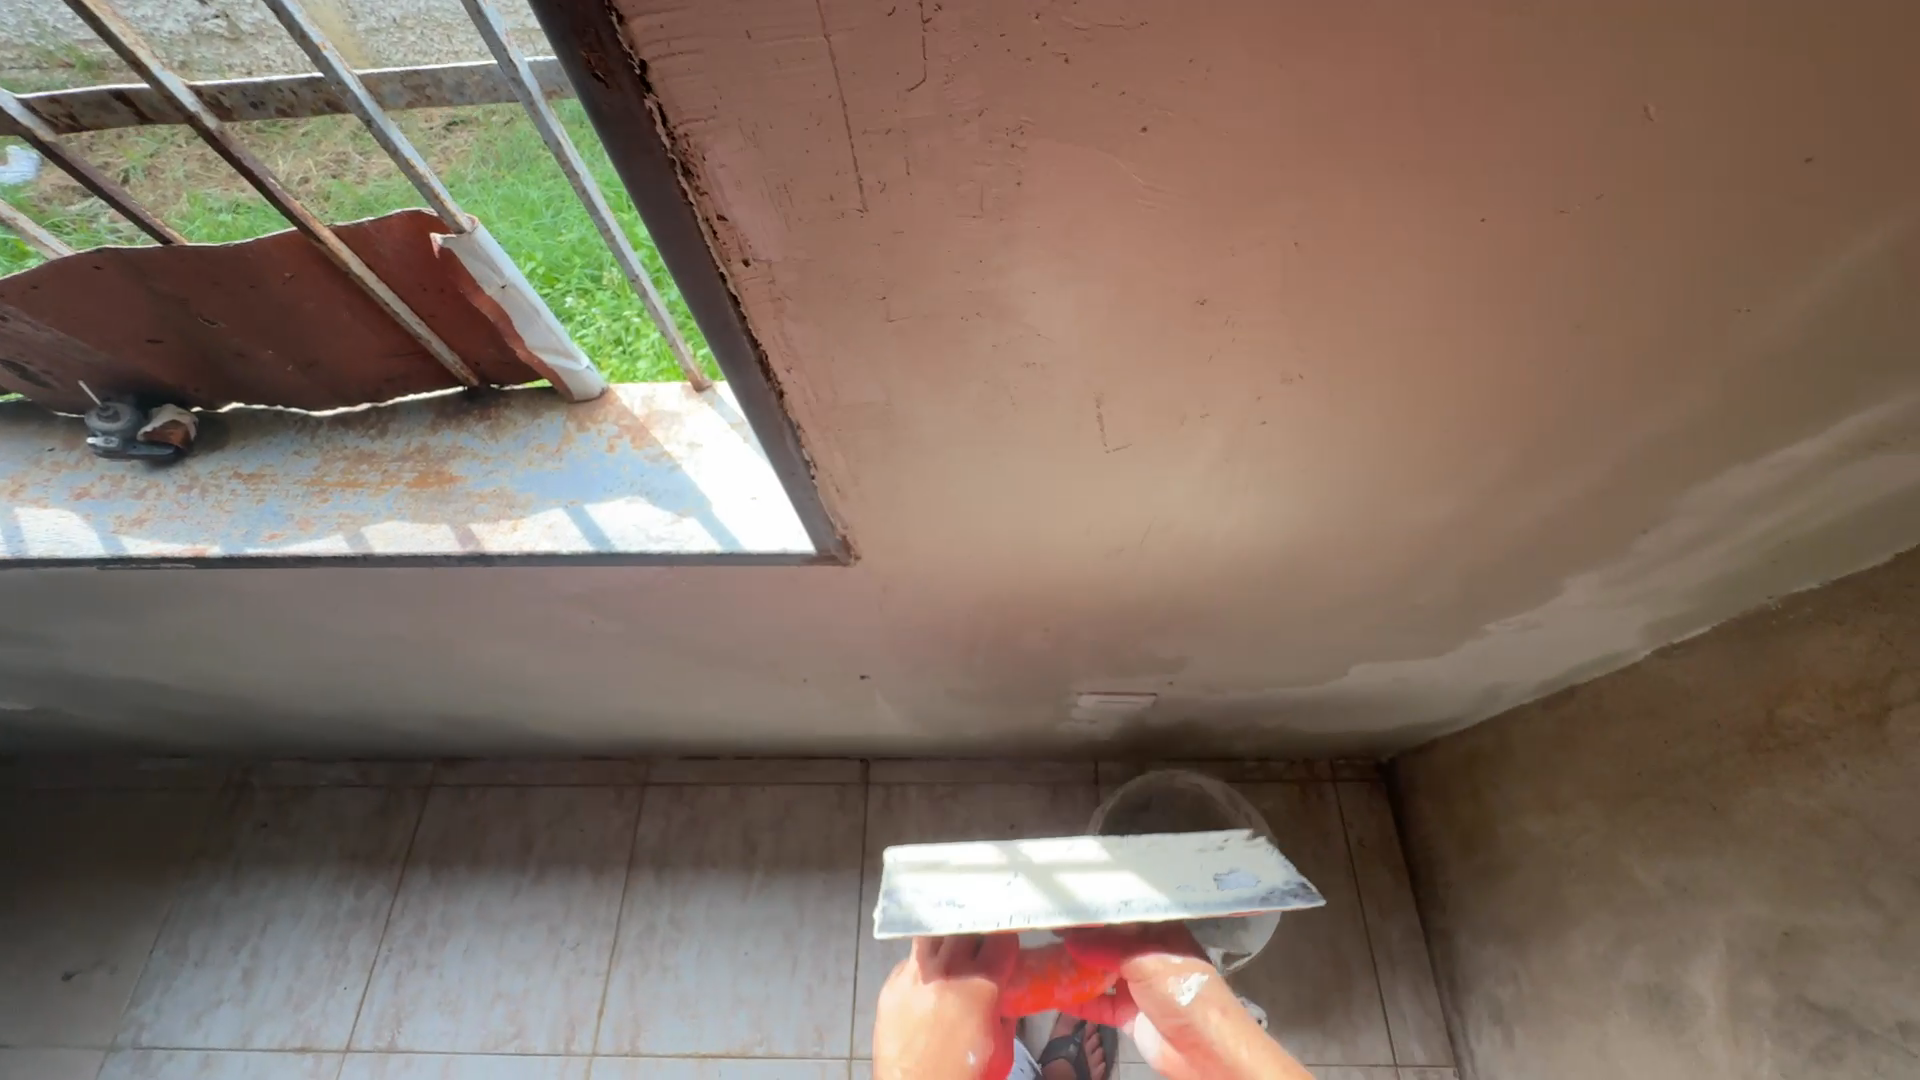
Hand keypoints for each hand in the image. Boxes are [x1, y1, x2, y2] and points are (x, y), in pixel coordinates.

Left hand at [873, 934, 1019, 1079]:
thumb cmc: (963, 1076)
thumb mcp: (1000, 1049)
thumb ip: (1004, 1012)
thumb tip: (1004, 992)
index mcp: (980, 986)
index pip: (1000, 939)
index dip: (1006, 940)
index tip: (1004, 946)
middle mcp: (947, 971)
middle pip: (966, 927)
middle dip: (977, 934)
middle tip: (979, 948)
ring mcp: (915, 974)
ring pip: (934, 934)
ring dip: (947, 939)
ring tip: (951, 953)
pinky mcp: (892, 984)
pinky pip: (911, 959)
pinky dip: (923, 963)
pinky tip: (928, 979)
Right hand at [1061, 924, 1311, 1079]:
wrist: (1210, 1056)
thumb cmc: (1187, 996)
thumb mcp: (1145, 961)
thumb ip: (1105, 948)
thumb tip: (1069, 940)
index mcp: (1157, 930)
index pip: (1118, 912)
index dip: (1091, 908)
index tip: (1060, 903)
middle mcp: (1147, 953)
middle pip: (1106, 941)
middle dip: (1078, 937)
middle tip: (1044, 928)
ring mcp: (1139, 985)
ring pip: (1099, 971)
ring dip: (1074, 968)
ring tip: (1042, 957)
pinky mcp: (1131, 1015)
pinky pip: (1099, 1003)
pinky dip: (1078, 999)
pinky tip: (1055, 993)